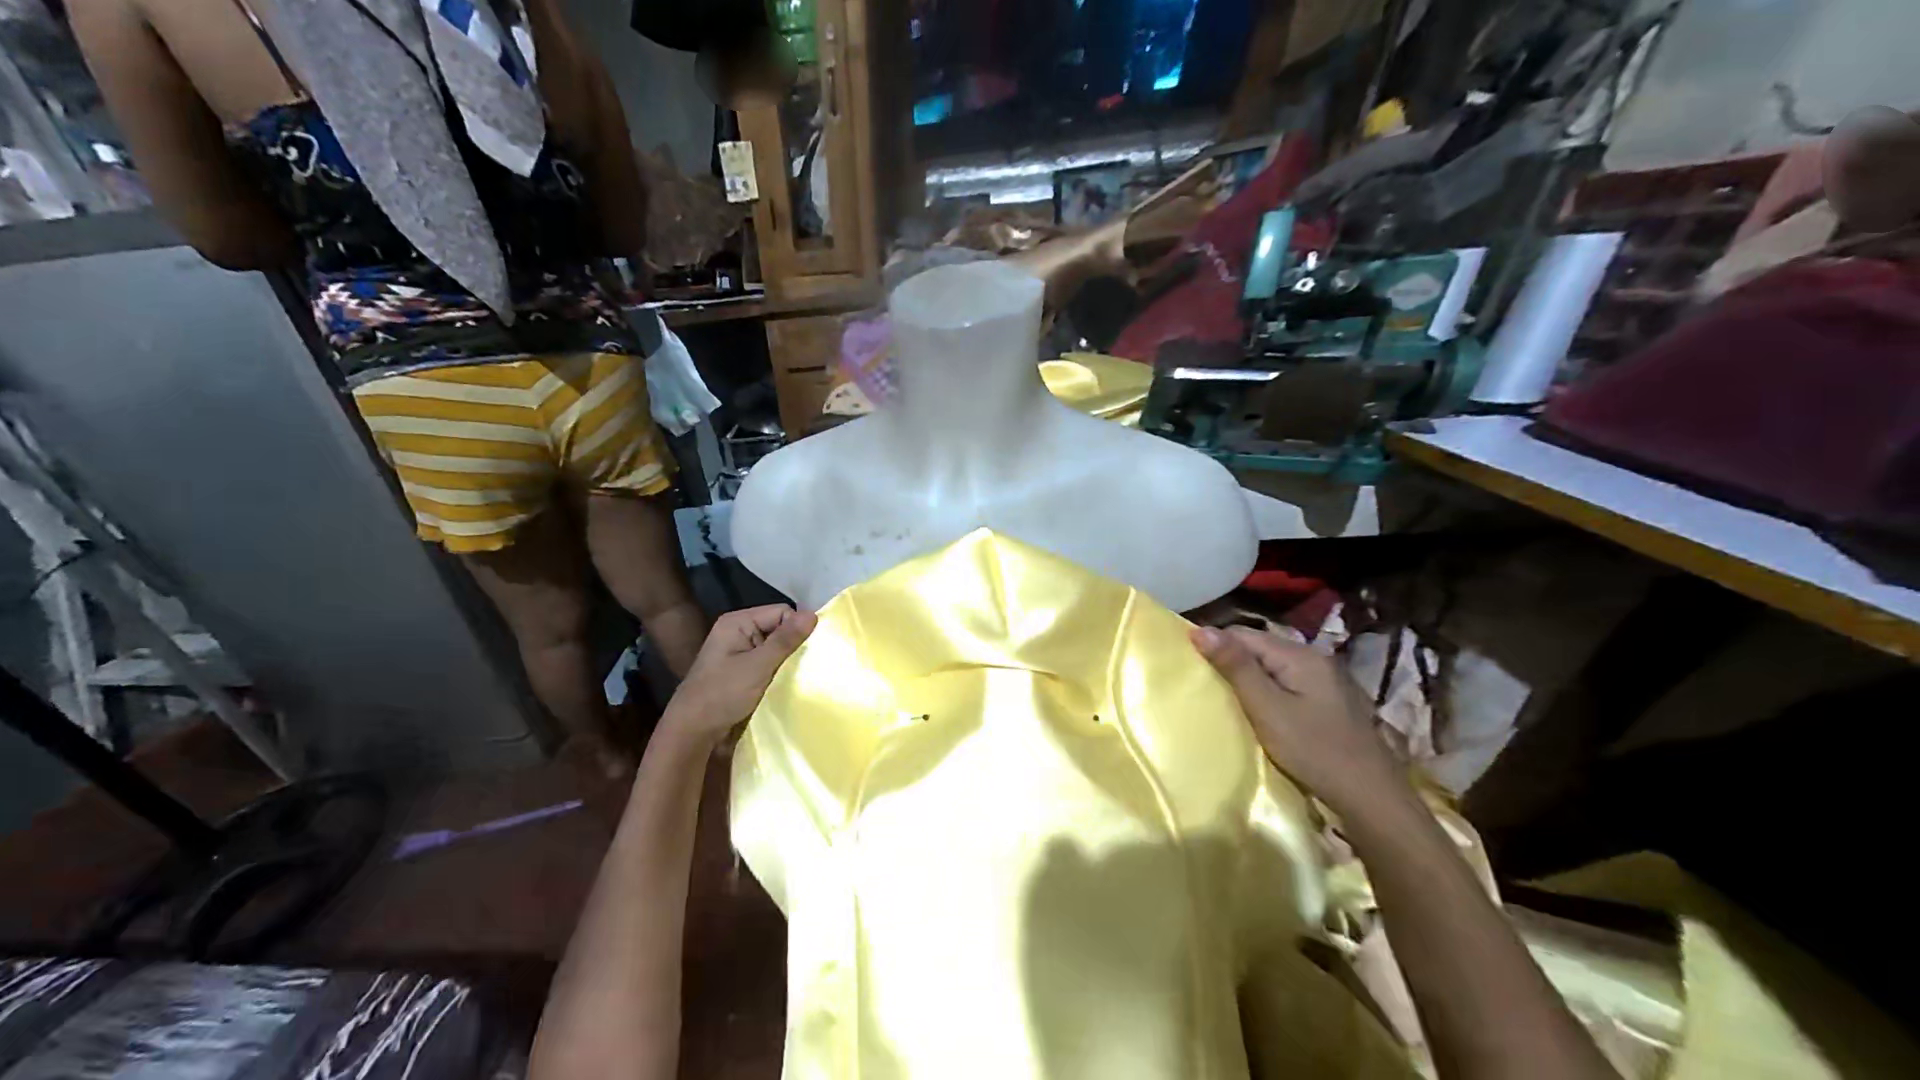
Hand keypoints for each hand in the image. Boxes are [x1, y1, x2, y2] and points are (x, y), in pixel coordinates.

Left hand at [662, 605, 816, 744]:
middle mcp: (738, 632)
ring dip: (788, 662)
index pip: (782, 612)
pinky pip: (769, 664)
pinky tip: (788, 684)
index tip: (807, 652)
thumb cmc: (723, 694)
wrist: (693, 731)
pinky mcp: (742, 672)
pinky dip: (779, 673)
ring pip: (776, 648)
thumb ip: (785, 640)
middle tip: (808, 665)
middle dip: (794, 646)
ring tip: (801, 676)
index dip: (797, 629)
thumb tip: (813, 614)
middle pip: (779, 628)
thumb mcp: (758, 666)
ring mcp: (739, 653)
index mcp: (738, 622)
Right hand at [1191, 625, 1404, 816]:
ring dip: (1249, 677)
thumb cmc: (1314, 750)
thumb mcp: (1267, 708)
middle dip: (1231, 661)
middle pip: (1260, 647)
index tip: (1189, 667)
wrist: (1371, 796)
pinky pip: (1288, 683)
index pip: (1243, 634)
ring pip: (1274, 666)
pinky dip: (1269, 691)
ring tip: (1225, 699)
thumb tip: (1199, 629)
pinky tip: (1260, 711)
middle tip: (1204, 686)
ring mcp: (1327, 680)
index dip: (1214, 645)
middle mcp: (1315, 658)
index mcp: (1300, 654)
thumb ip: (1235, 667)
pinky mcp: (1330, 701)